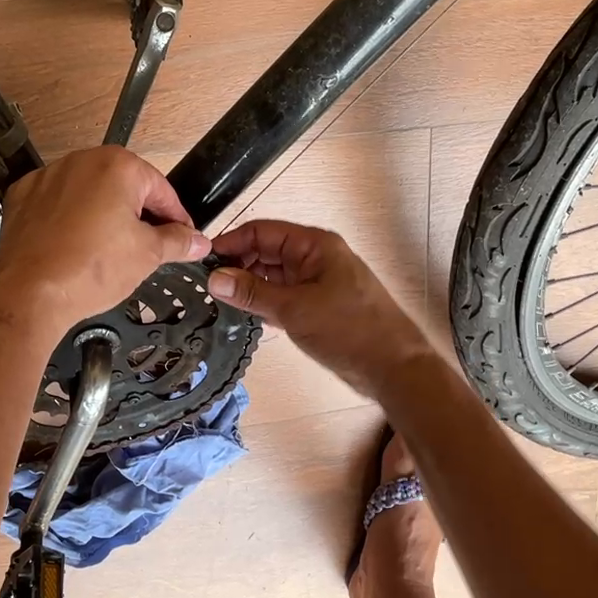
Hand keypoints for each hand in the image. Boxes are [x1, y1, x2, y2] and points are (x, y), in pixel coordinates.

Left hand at [0, 146, 210, 330]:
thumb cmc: (86, 270)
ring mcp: (49, 177)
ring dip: (102, 217)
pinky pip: (57, 203)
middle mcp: (81, 162)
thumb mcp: (147, 255)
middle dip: (137, 216)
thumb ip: (177, 241)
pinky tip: (74, 247)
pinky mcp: (24, 196)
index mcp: (118, 166)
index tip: (182, 237)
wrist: (29, 294)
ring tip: (107, 252)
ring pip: (89, 194)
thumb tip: (196, 240)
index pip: (161, 190)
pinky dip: (68, 221)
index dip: (175, 218)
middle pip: (124, 188)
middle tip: (146, 249)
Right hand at [208, 220, 439, 400]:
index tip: (202, 260)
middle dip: (238, 265)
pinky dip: (265, 301)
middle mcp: (316, 257)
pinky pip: (285, 294)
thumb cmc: (347, 329)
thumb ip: (251, 292)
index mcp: (314, 245)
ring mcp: (319, 281)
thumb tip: (213, 277)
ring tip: (219, 301)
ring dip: (250, 285)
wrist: (394, 367)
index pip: (262, 231)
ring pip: (275, 274)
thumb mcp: (293, 309)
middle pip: (267, 251)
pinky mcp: (321, 305)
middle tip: (206, 285)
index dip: (232, 242)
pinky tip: (245, 315)